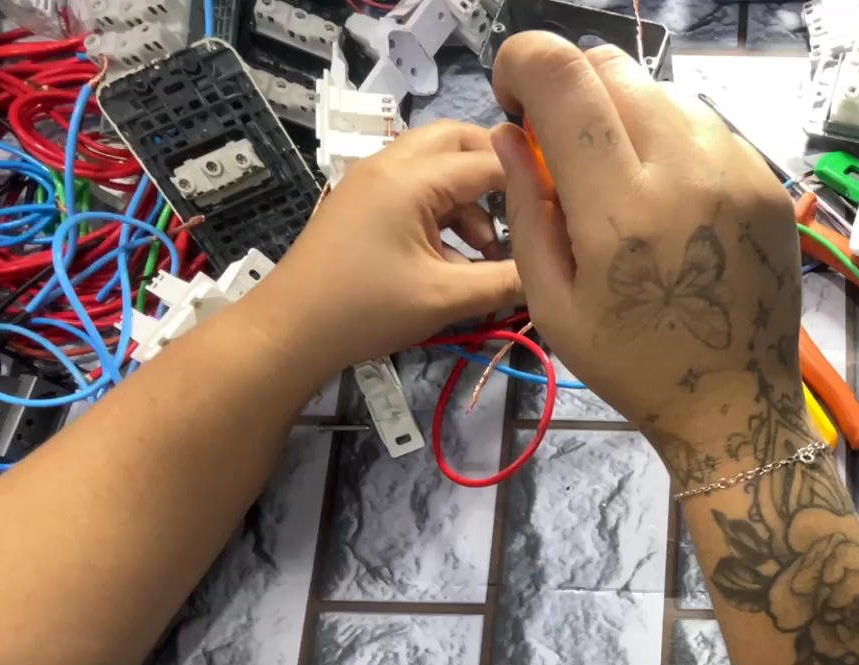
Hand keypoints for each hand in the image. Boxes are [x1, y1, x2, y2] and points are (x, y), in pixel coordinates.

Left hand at [234, 120, 523, 374]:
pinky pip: (421, 193)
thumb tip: (551, 275)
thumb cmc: (368, 309)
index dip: (530, 178)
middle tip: (531, 207)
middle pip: (457, 141)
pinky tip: (460, 263)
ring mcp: (375, 183)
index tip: (564, 202)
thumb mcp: (447, 299)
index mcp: (410, 180)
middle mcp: (391, 166)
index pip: (486, 160)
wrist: (294, 328)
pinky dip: (450, 216)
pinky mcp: (369, 205)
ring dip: (474, 200)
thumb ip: (505, 283)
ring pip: (439, 168)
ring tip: (491, 254)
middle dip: (499, 170)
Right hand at [489, 33, 812, 482]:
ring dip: (628, 119)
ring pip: (665, 94)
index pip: (562, 73)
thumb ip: (526, 212)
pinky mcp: (770, 187)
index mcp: (623, 208)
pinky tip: (674, 202)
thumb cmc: (636, 369)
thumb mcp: (556, 307)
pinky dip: (676, 145)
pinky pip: (709, 128)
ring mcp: (739, 172)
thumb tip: (510, 136)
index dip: (522, 65)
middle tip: (570, 154)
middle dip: (574, 93)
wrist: (734, 405)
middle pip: (613, 68)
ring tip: (628, 186)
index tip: (518, 106)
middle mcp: (687, 171)